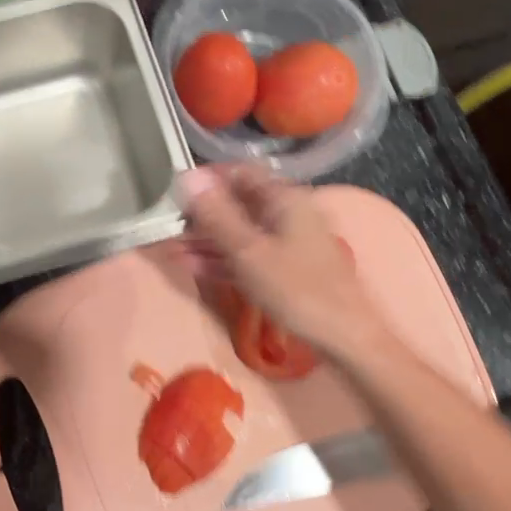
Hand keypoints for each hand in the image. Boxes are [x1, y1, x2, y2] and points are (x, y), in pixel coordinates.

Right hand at [175, 165, 387, 356]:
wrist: (345, 337)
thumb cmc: (296, 289)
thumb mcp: (248, 251)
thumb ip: (216, 214)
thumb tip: (188, 175)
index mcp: (284, 198)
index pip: (239, 173)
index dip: (206, 179)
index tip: (174, 192)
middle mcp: (287, 213)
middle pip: (237, 203)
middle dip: (201, 214)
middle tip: (165, 225)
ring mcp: (287, 242)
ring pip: (239, 232)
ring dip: (206, 239)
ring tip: (168, 248)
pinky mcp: (286, 269)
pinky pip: (247, 254)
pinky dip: (222, 259)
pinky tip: (191, 267)